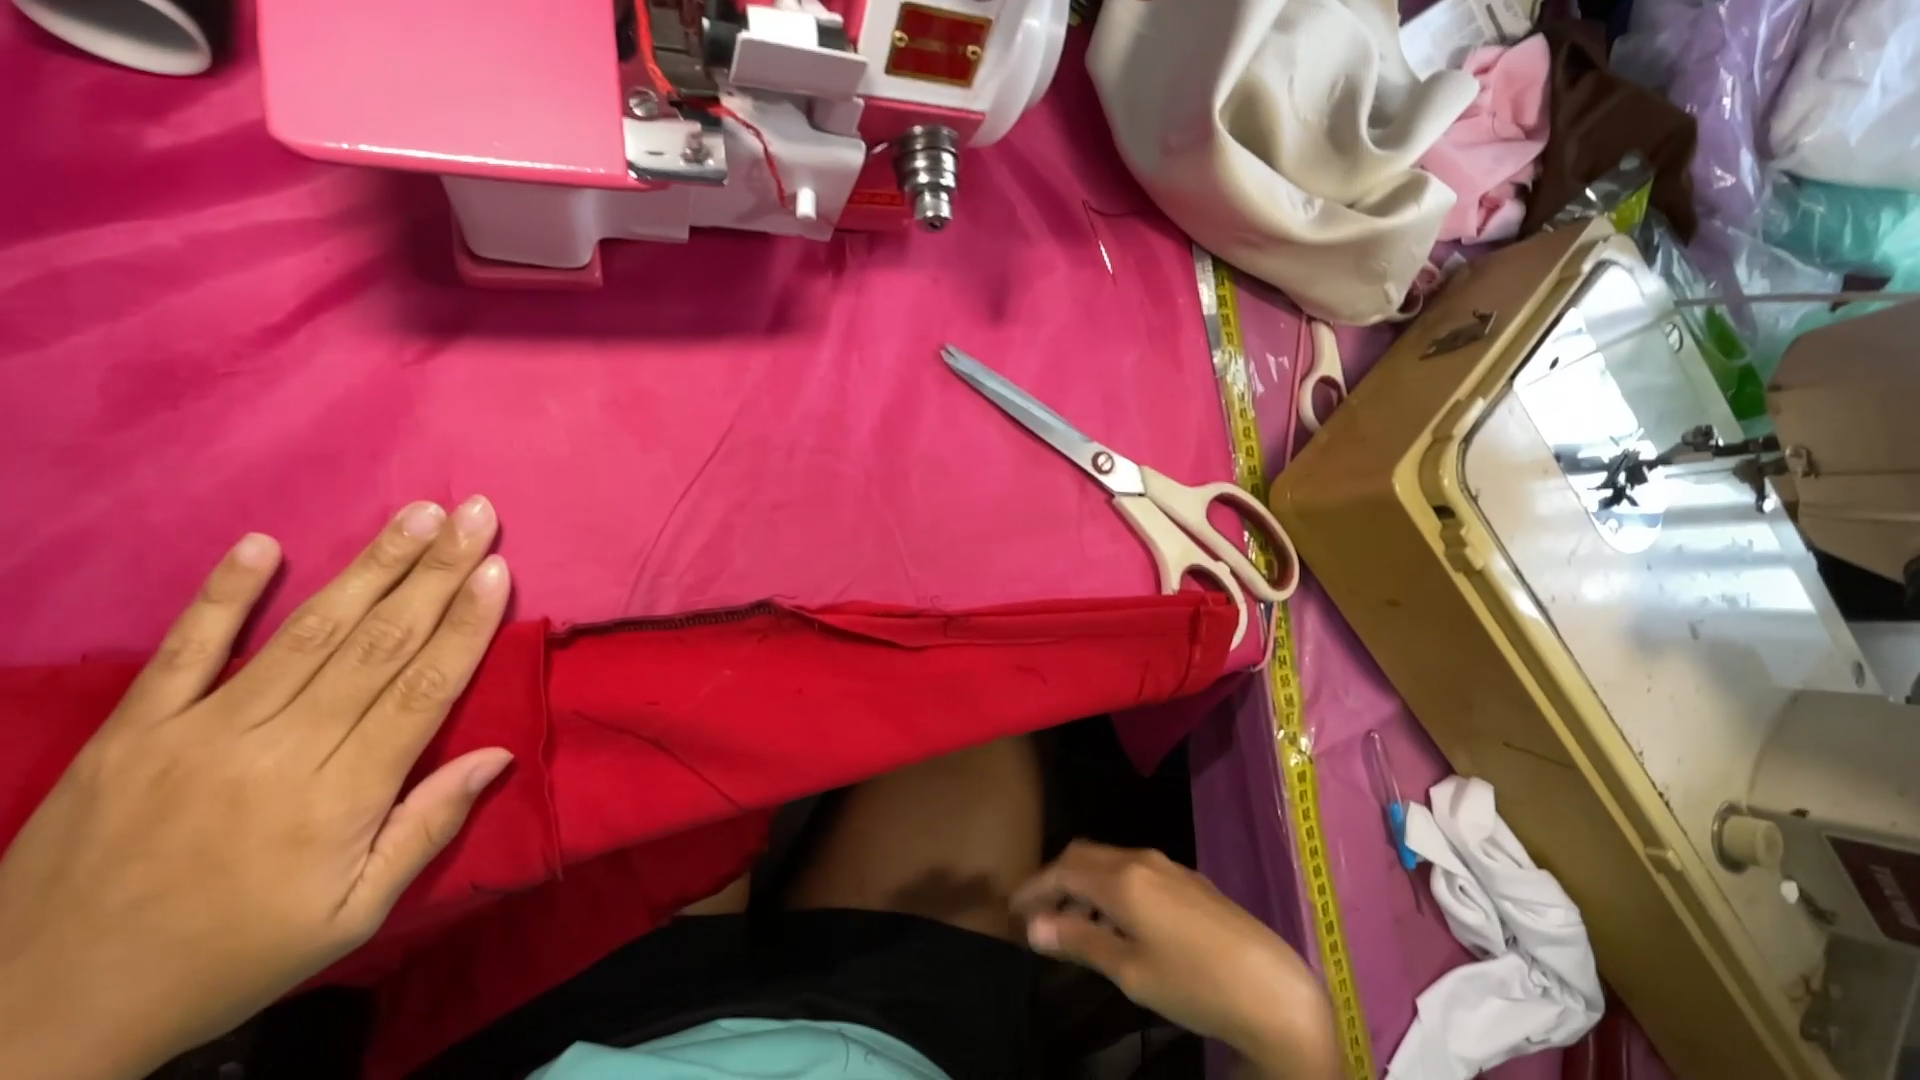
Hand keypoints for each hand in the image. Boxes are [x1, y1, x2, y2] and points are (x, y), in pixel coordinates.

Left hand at [0, 498, 513, 1079]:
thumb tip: (497, 756)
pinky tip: (262, 544)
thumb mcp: (350, 918)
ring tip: (415, 516)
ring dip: (368, 568)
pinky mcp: (132, 730)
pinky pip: (184, 650)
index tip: (498, 569)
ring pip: (305, 634)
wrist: (49, 1008)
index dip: (465, 626)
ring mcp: (197, 733)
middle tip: (474, 514)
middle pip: (375, 646)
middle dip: (435, 574)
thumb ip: (426, 830)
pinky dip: (224, 594)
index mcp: (336, 800)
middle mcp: (275, 751)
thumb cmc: (230, 958)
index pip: (421, 691)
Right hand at [1012, 842, 1339, 1079]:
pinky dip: (1114, 888)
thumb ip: (1079, 939)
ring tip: (1075, 923)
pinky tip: (1119, 923)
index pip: (1063, 868)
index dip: (1034, 885)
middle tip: (1039, 913)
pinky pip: (1137, 872)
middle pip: (1086, 855)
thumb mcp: (1128, 970)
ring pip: (1113, 862)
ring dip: (1086, 883)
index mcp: (1122, 878)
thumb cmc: (1192, 984)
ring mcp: (1172, 869)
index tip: (1012, 907)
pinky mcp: (1193, 883)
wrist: (1272, 990)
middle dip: (1058, 879)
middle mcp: (1143, 861)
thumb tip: (1034, 925)